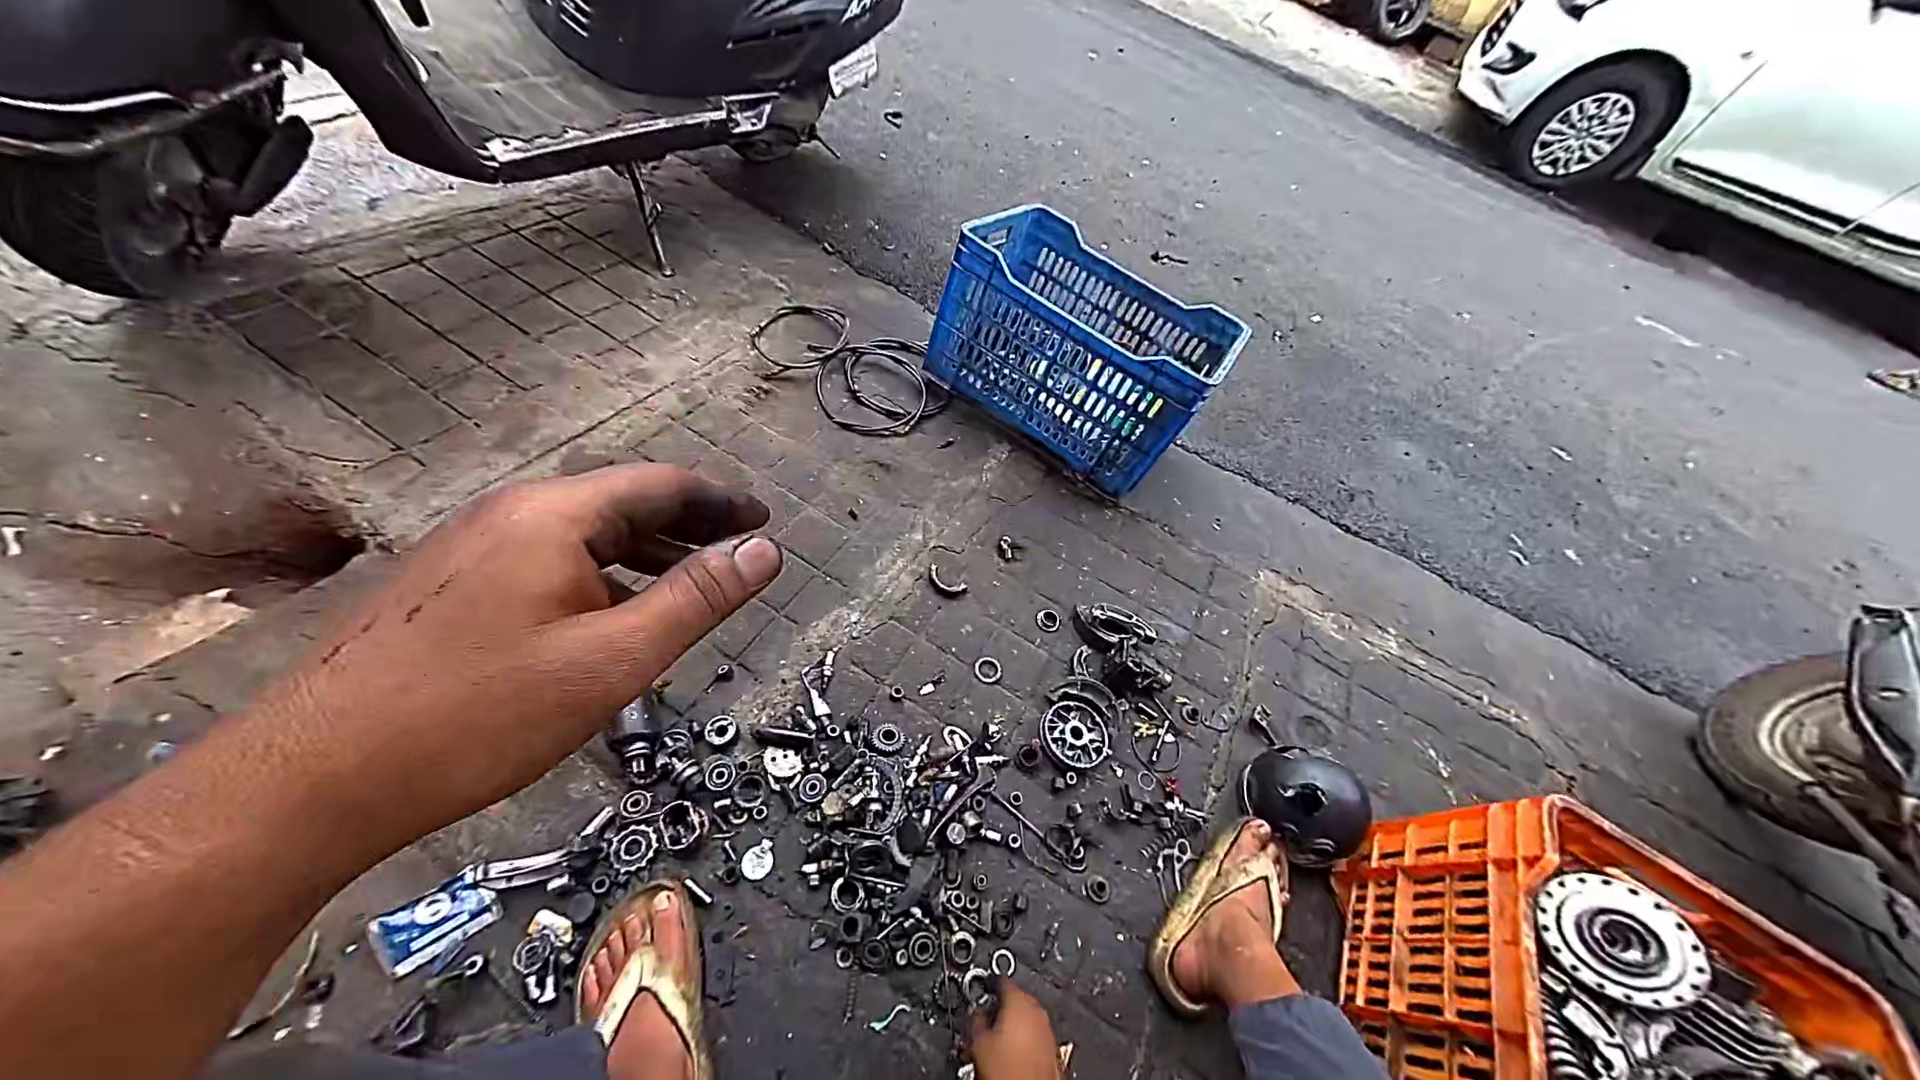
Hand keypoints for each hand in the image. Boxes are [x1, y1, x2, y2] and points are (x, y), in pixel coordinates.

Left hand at [250, 464, 780, 843]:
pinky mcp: (452, 584)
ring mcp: (473, 547)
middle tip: (740, 551)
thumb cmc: (481, 715)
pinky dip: (604, 574)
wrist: (310, 781)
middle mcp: (511, 514)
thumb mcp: (614, 660)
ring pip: (585, 535)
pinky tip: (615, 611)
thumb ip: (696, 599)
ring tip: (693, 582)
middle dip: (690, 525)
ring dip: (648, 552)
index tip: (764, 522)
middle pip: (622, 503)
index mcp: (554, 516)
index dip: (722, 502)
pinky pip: (551, 560)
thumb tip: (764, 552)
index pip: (661, 485)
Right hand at [970, 980, 1061, 1079]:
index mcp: (1018, 1001)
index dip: (991, 986)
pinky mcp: (1051, 1046)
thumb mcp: (980, 1042)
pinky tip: (1015, 1049)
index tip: (984, 994)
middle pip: (1017, 997)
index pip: (1003, 982)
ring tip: (1000, 1037)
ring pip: (1027, 1015)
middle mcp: (1036, 1010)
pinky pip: (1036, 1031)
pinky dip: (1026, 1035)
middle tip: (989, 1018)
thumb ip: (977, 1019)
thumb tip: (977, 1013)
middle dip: (1003, 1005)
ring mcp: (1046, 1028)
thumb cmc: (1008, 1072)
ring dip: (1015, 1020)